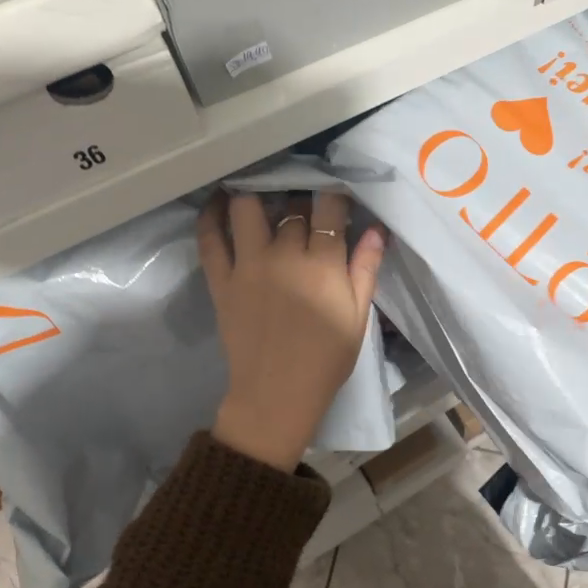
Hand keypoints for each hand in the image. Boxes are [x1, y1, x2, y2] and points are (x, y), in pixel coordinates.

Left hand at [198, 191, 385, 471]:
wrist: (277, 394)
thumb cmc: (326, 359)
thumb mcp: (358, 316)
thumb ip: (366, 269)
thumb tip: (377, 230)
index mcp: (323, 264)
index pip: (329, 208)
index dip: (334, 193)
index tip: (336, 193)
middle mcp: (285, 255)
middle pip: (291, 205)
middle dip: (300, 196)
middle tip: (304, 202)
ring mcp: (248, 265)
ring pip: (247, 208)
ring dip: (256, 196)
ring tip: (263, 196)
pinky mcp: (221, 280)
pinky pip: (209, 239)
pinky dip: (211, 216)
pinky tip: (220, 202)